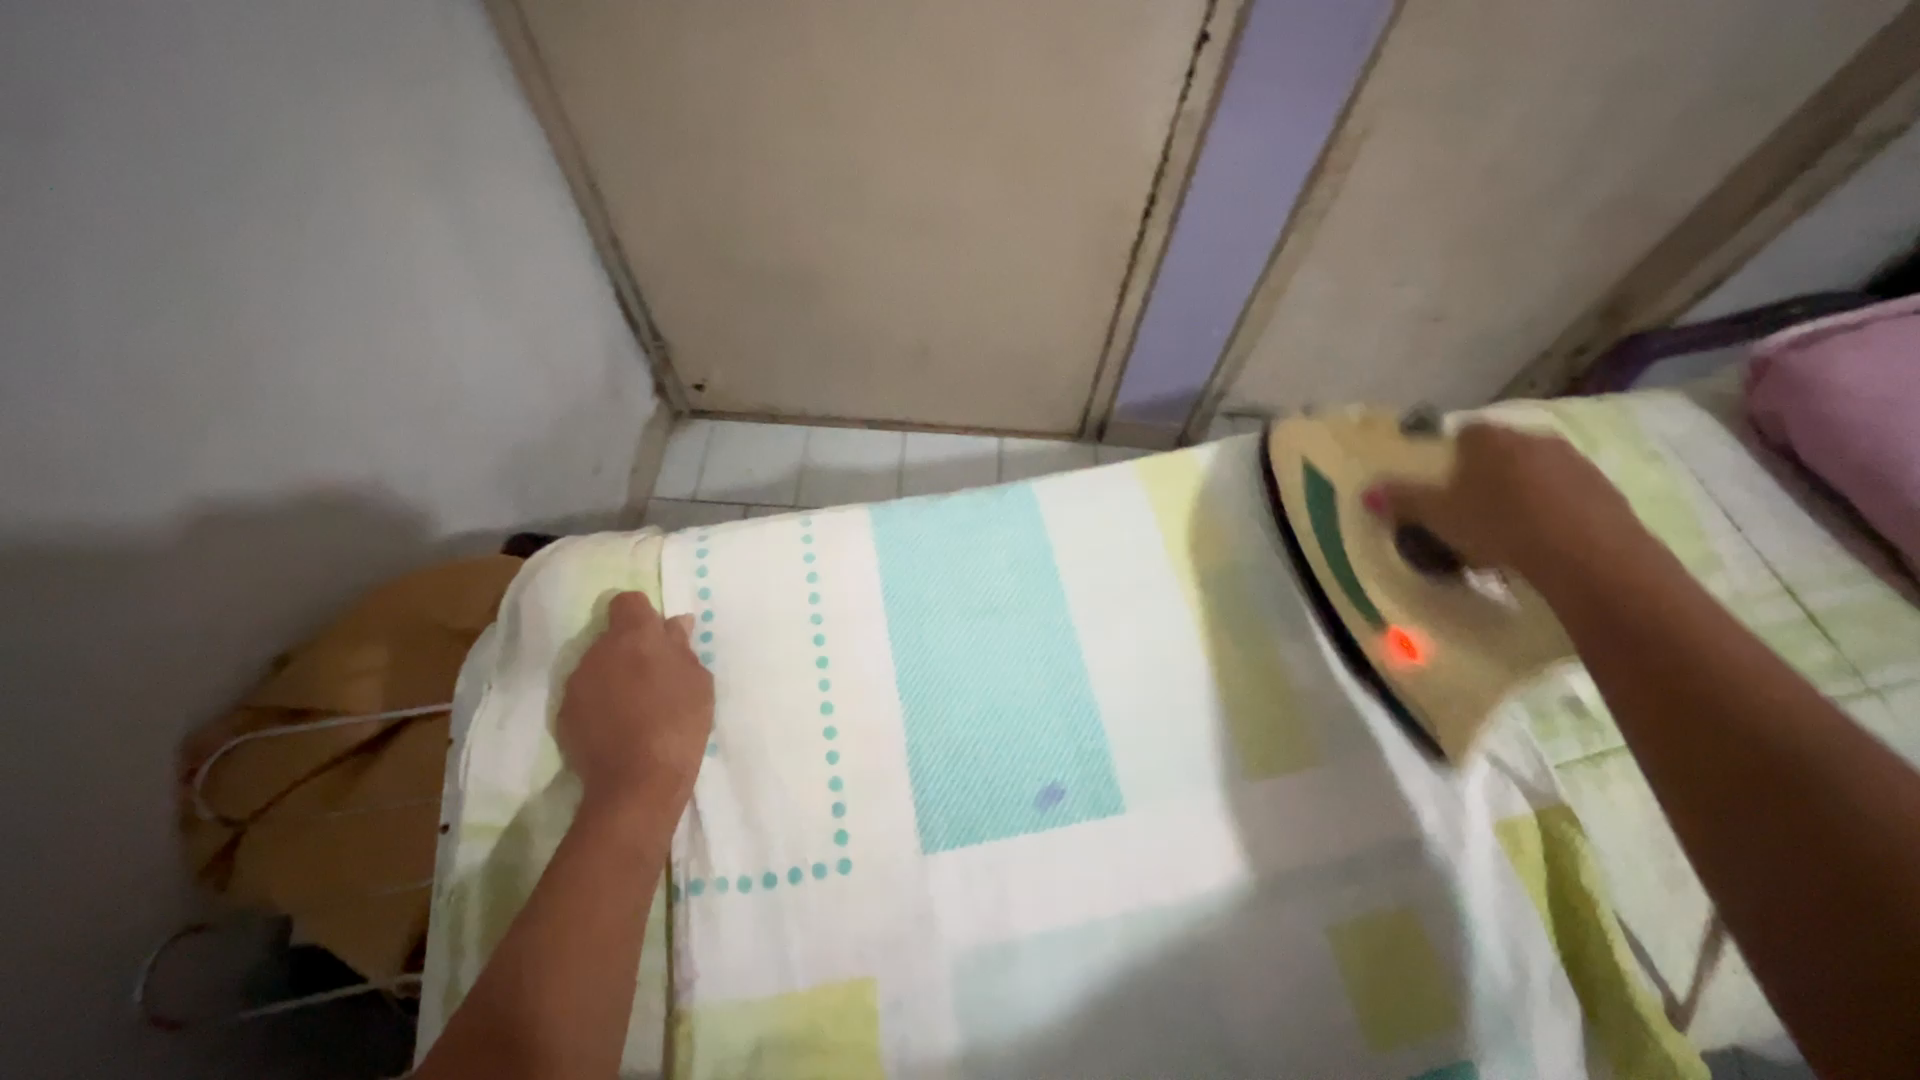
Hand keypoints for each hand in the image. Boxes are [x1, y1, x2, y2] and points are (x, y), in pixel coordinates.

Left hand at [556, 592, 713, 825]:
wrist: (638, 782)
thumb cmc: (679, 724)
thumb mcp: (699, 682)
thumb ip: (682, 647)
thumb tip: (675, 624)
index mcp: (635, 636)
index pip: (629, 601)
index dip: (644, 615)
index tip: (660, 638)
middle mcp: (598, 651)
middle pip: (613, 636)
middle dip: (631, 649)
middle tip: (655, 678)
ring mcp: (577, 682)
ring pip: (597, 665)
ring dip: (614, 676)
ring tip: (637, 706)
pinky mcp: (564, 713)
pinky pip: (586, 695)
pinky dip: (600, 703)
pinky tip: (619, 727)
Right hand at [1365, 421, 1649, 581]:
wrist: (1587, 556)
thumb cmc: (1498, 526)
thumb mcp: (1438, 517)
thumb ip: (1404, 500)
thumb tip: (1368, 491)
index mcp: (1489, 437)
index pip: (1462, 434)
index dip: (1448, 459)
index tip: (1440, 488)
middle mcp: (1532, 437)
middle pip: (1499, 453)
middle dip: (1484, 478)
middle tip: (1468, 514)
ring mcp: (1574, 461)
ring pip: (1534, 474)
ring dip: (1519, 495)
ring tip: (1505, 535)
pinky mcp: (1605, 491)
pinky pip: (1565, 496)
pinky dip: (1550, 512)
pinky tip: (1540, 544)